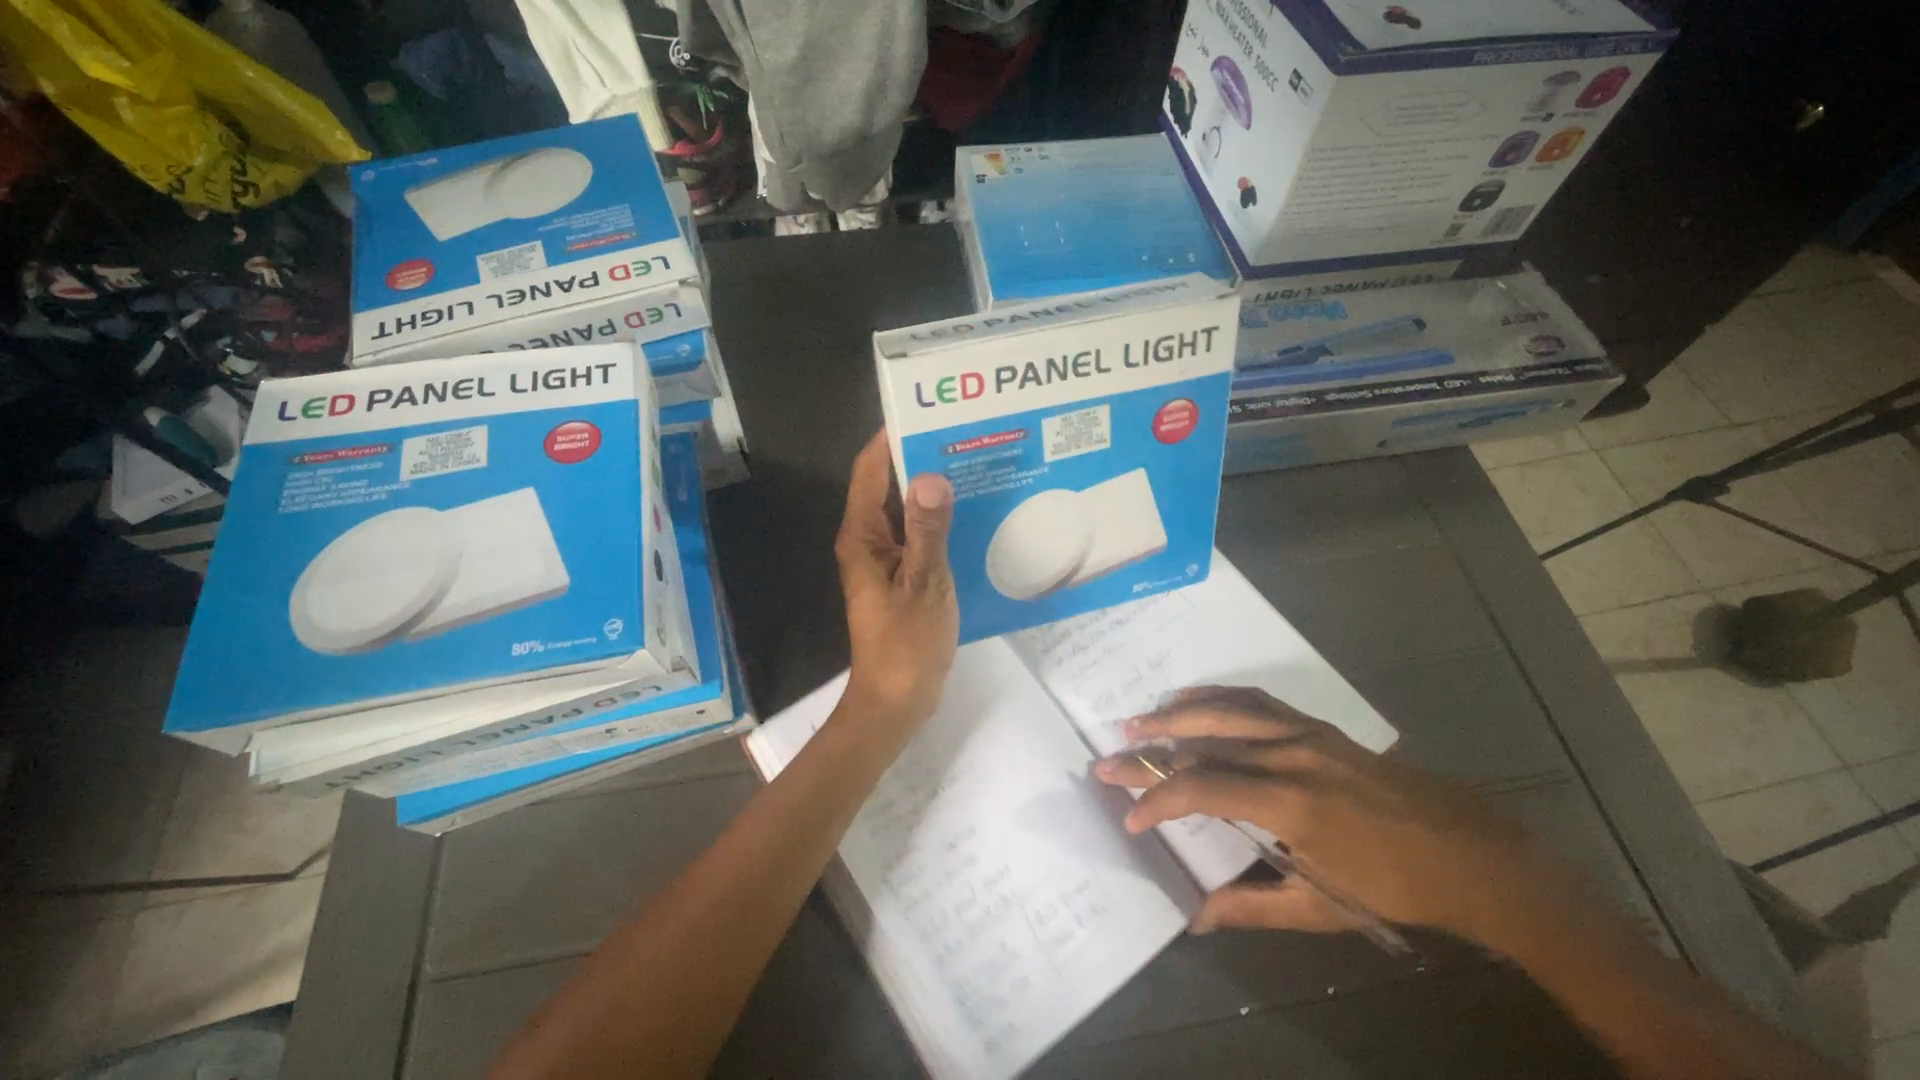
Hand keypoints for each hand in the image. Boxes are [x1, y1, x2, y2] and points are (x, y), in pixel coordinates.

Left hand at [834, 432, 958, 727]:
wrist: (896, 701)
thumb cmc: (906, 644)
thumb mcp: (924, 584)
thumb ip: (929, 531)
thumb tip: (931, 476)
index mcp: (862, 535)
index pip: (871, 469)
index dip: (893, 435)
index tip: (930, 410)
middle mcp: (868, 540)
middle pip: (889, 484)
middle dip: (921, 456)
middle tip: (967, 432)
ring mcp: (884, 559)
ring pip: (906, 510)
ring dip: (933, 488)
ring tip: (977, 461)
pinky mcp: (902, 576)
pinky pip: (918, 534)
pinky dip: (940, 520)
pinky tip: (975, 513)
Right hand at [1094, 686, 1546, 943]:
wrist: (1468, 853)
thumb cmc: (1393, 885)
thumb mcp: (1320, 907)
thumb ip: (1251, 908)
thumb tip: (1195, 918)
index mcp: (1290, 803)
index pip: (1202, 788)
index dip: (1157, 801)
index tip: (1129, 820)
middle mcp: (1290, 756)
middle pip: (1203, 744)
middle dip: (1149, 754)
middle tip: (1106, 760)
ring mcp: (1305, 735)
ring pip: (1225, 713)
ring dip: (1174, 715)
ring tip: (1135, 722)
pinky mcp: (1317, 728)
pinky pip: (1256, 702)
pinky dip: (1218, 697)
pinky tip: (1192, 699)